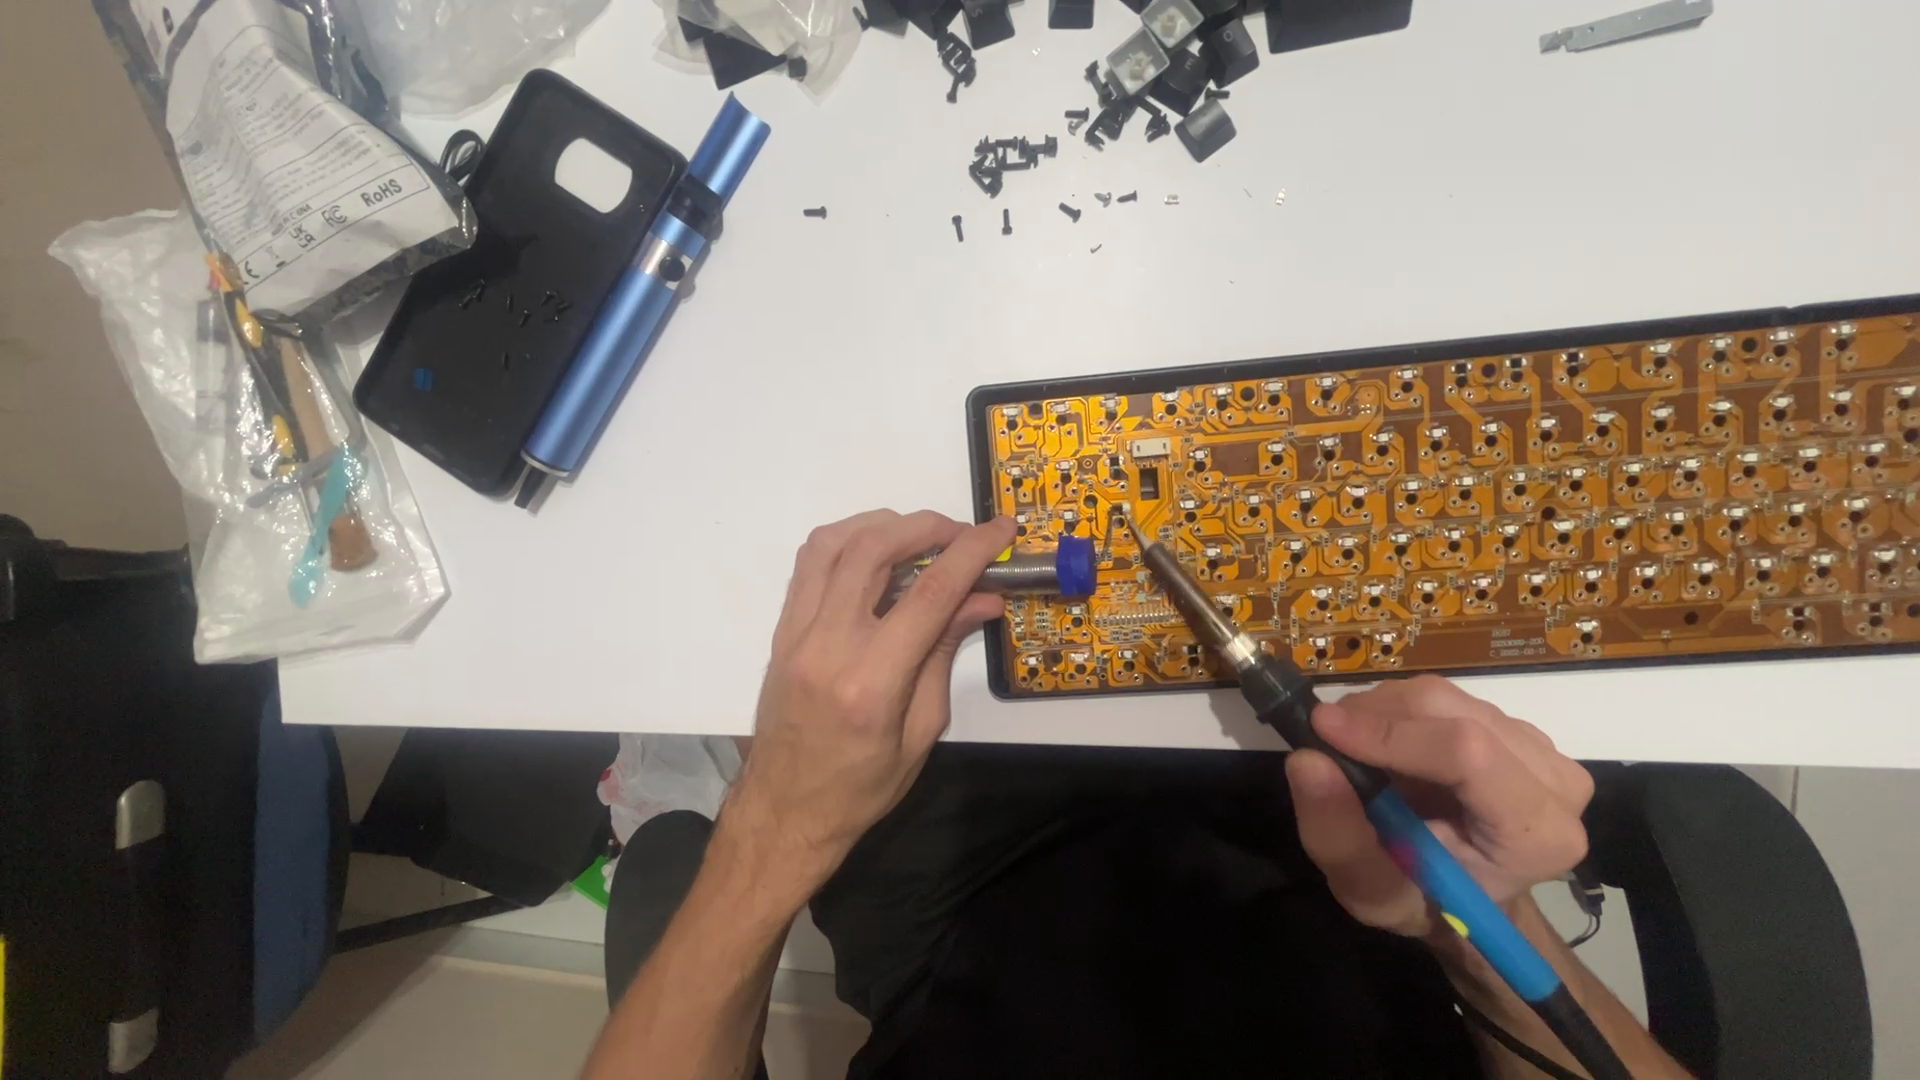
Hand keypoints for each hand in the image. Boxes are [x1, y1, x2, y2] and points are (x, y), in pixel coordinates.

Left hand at [723, 509, 1015, 887]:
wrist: (785, 811)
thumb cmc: (862, 787)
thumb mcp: (920, 731)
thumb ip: (943, 654)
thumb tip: (981, 598)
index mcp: (871, 682)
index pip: (930, 593)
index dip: (972, 551)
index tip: (1001, 529)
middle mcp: (827, 645)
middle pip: (875, 549)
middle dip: (927, 526)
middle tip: (962, 533)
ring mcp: (795, 633)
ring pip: (834, 543)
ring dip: (883, 524)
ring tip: (920, 535)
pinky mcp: (781, 630)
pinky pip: (810, 563)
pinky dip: (847, 540)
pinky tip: (876, 551)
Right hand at [1285, 675, 1593, 938]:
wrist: (1455, 891)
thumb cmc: (1417, 897)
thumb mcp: (1365, 887)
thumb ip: (1336, 831)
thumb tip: (1306, 759)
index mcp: (1537, 833)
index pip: (1468, 754)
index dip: (1388, 733)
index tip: (1321, 728)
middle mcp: (1555, 781)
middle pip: (1447, 712)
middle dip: (1370, 718)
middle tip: (1326, 745)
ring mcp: (1536, 746)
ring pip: (1437, 695)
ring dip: (1376, 712)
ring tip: (1355, 752)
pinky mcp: (1511, 725)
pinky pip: (1438, 695)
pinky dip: (1391, 709)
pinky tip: (1383, 743)